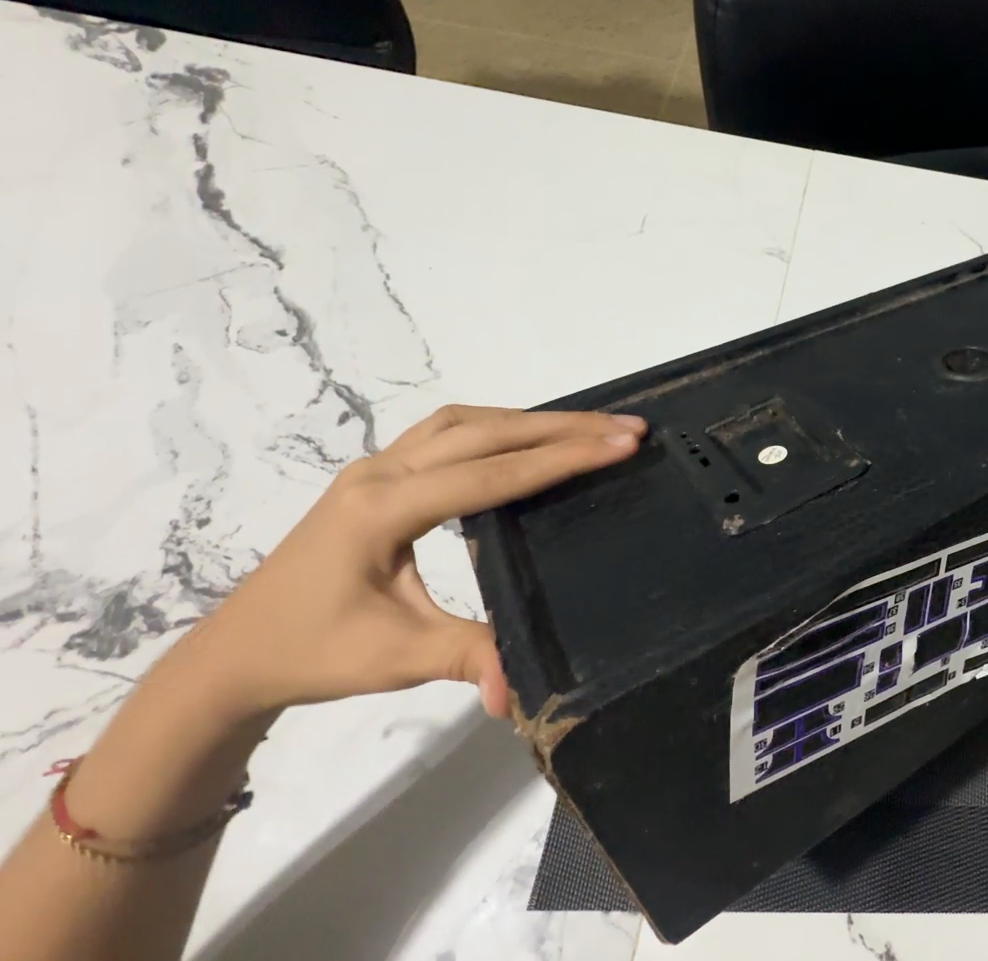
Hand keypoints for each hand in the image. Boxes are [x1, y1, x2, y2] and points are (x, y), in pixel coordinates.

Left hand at [175, 406, 645, 720]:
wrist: (234, 655)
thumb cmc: (312, 653)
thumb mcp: (397, 659)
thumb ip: (468, 659)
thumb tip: (523, 694)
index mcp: (384, 509)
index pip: (492, 473)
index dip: (562, 458)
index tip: (621, 444)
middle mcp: (380, 474)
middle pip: (484, 431)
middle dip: (562, 427)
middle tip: (626, 427)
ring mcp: (374, 470)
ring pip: (464, 422)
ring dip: (531, 420)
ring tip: (590, 426)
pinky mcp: (377, 478)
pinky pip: (448, 433)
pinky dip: (500, 427)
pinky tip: (527, 441)